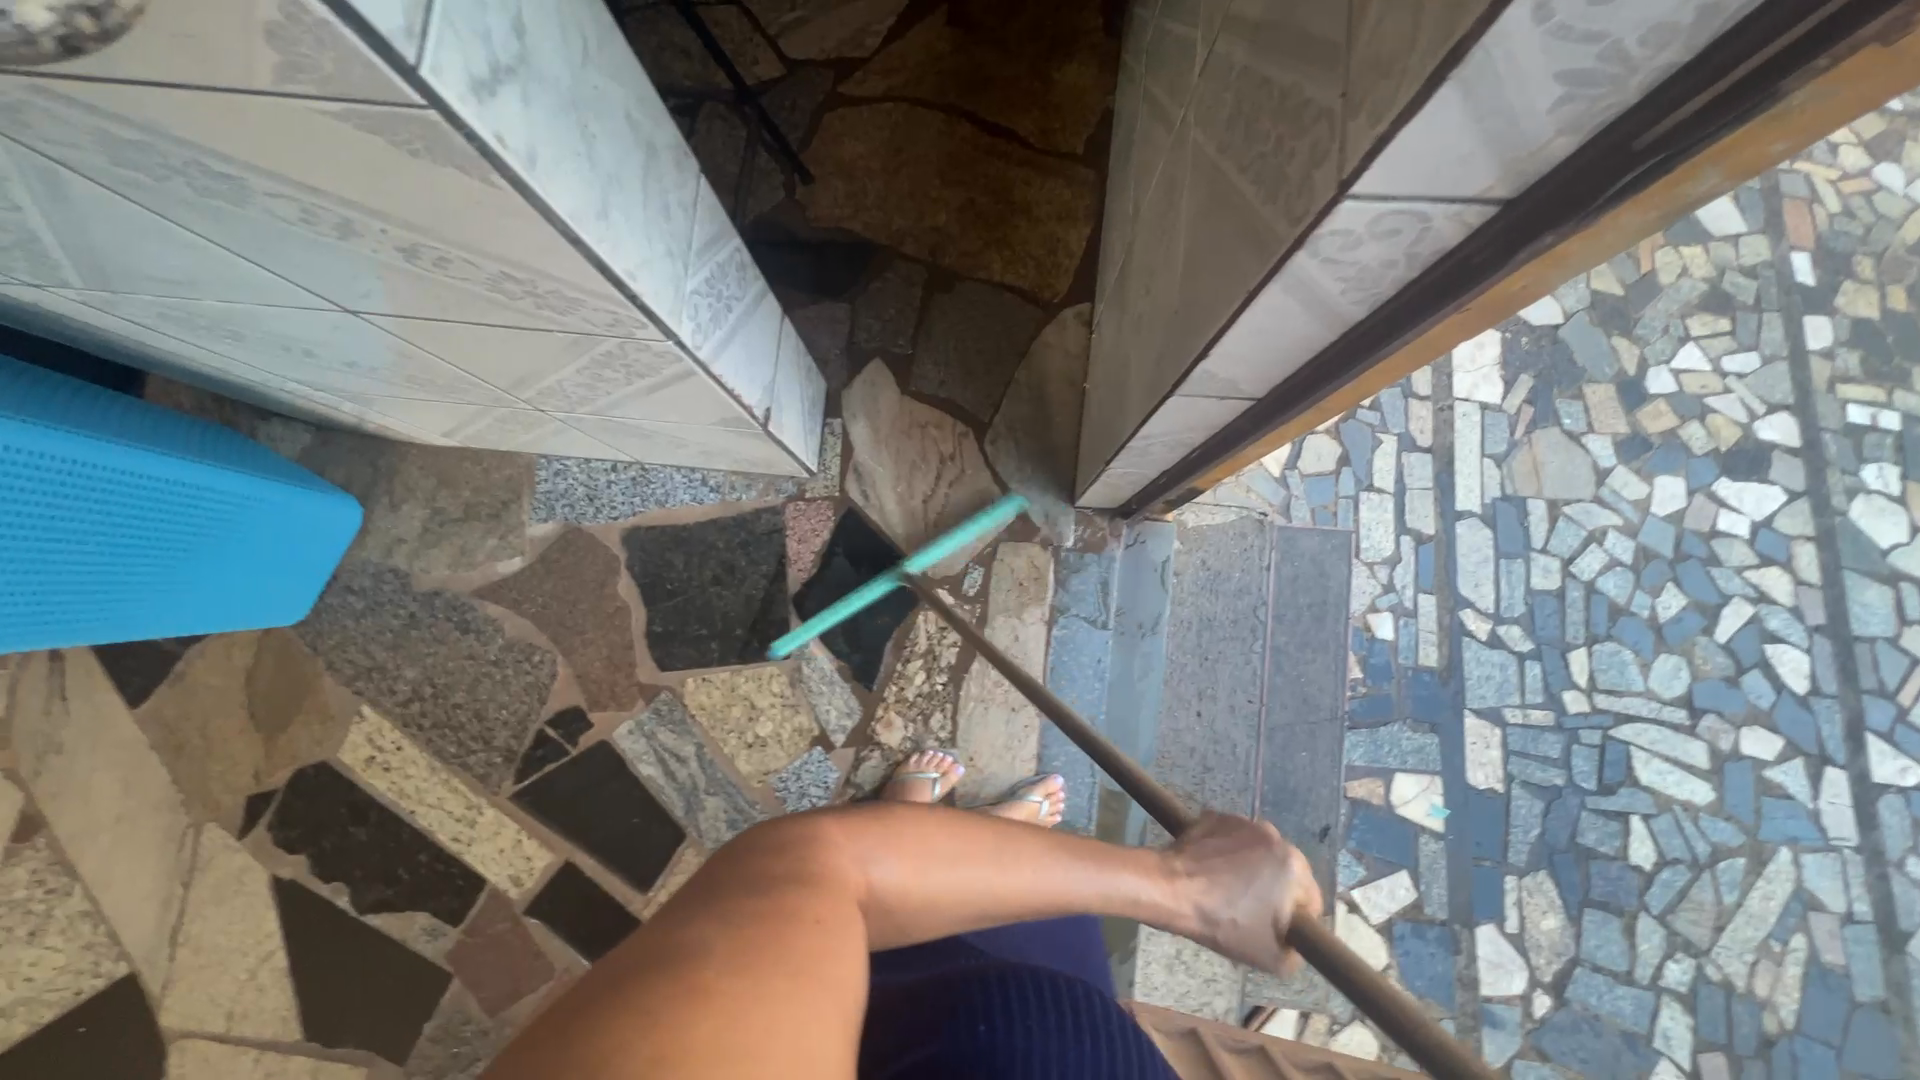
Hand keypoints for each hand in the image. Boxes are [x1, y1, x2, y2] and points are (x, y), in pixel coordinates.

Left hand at [1158, 813, 1324, 973]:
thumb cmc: (1223, 922)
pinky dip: (1226, 851)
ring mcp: (1242, 821)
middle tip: (1249, 911)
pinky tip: (1211, 869)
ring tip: (1227, 889)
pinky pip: (1231, 838)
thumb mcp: (1270, 959)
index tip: (1273, 930)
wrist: (1171, 887)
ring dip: (1250, 868)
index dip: (1295, 921)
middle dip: (1274, 891)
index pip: (1310, 900)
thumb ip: (1296, 954)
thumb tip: (1295, 944)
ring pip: (1258, 852)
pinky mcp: (1215, 816)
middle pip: (1285, 872)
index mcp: (1294, 866)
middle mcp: (1274, 835)